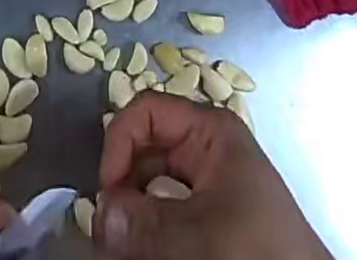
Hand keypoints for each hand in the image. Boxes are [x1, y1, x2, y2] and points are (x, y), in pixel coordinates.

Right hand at [95, 93, 331, 259]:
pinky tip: (143, 249)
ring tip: (122, 244)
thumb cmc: (256, 251)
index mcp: (209, 130)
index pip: (146, 111)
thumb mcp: (194, 236)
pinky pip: (167, 208)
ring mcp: (209, 180)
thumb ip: (141, 223)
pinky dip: (150, 228)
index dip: (119, 142)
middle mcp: (207, 146)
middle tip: (108, 230)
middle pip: (146, 148)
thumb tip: (100, 213)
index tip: (107, 191)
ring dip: (133, 211)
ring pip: (152, 183)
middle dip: (122, 185)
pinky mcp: (212, 213)